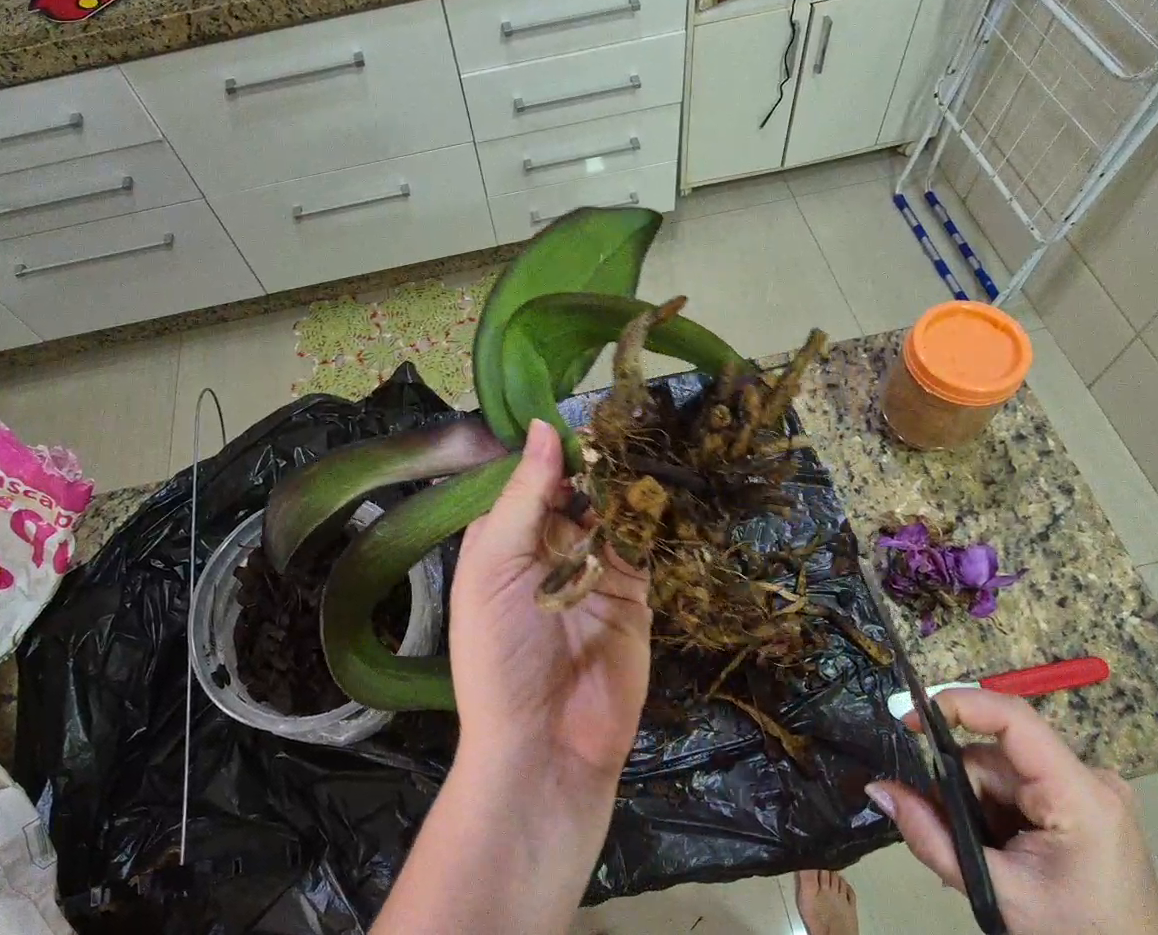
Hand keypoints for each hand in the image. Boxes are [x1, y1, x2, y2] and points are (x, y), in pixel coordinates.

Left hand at [449, 419, 651, 786]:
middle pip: (575, 488)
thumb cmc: (500, 652)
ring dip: (626, 484)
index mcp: (503, 537)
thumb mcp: (494, 565)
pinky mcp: (632, 591)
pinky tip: (662, 488)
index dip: (551, 448)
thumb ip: (523, 496)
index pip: (529, 477)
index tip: (580, 413)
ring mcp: (591, 568)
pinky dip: (650, 518)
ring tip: (648, 444)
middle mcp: (546, 546)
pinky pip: (642, 544)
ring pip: (612, 510)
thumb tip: (544, 425)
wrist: (545, 745)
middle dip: (595, 461)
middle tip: (627, 421)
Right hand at [864, 688, 1157, 934]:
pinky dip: (993, 814)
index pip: (1013, 718)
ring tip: (977, 858)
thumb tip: (877, 788)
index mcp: (1080, 795)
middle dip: (958, 788)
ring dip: (974, 807)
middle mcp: (1090, 780)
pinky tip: (995, 852)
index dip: (956, 704)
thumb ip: (931, 838)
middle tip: (940, 833)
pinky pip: (1019, 790)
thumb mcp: (996, 893)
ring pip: (1001, 775)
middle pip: (996, 756)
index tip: (906, 718)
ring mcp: (1090, 792)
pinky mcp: (1085, 806)